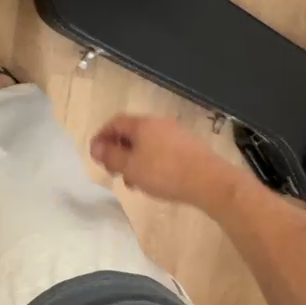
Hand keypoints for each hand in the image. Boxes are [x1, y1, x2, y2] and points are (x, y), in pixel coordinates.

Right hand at [90, 114, 241, 209]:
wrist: (209, 181)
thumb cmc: (164, 173)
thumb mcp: (130, 167)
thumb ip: (111, 156)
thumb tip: (96, 147)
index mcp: (143, 124)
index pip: (115, 122)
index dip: (101, 137)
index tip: (95, 155)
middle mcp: (159, 123)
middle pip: (131, 133)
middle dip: (118, 151)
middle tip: (113, 171)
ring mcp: (176, 134)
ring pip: (147, 144)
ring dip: (134, 160)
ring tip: (133, 182)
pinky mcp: (189, 147)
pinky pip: (162, 150)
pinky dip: (151, 162)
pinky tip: (154, 181)